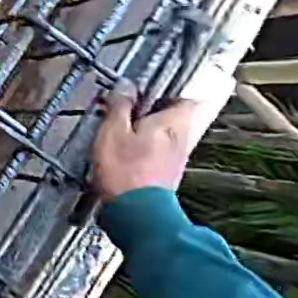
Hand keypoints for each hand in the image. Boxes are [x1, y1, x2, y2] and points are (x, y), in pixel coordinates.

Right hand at [91, 79, 203, 200]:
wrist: (136, 210)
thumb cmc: (126, 171)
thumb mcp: (112, 131)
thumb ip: (120, 106)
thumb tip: (124, 87)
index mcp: (174, 122)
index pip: (185, 96)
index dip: (168, 89)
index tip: (147, 87)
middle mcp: (183, 137)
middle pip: (175, 113)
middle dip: (154, 108)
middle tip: (127, 106)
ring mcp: (177, 155)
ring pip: (166, 131)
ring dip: (148, 126)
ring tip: (120, 127)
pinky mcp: (167, 170)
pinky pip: (159, 147)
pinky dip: (145, 143)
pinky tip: (125, 148)